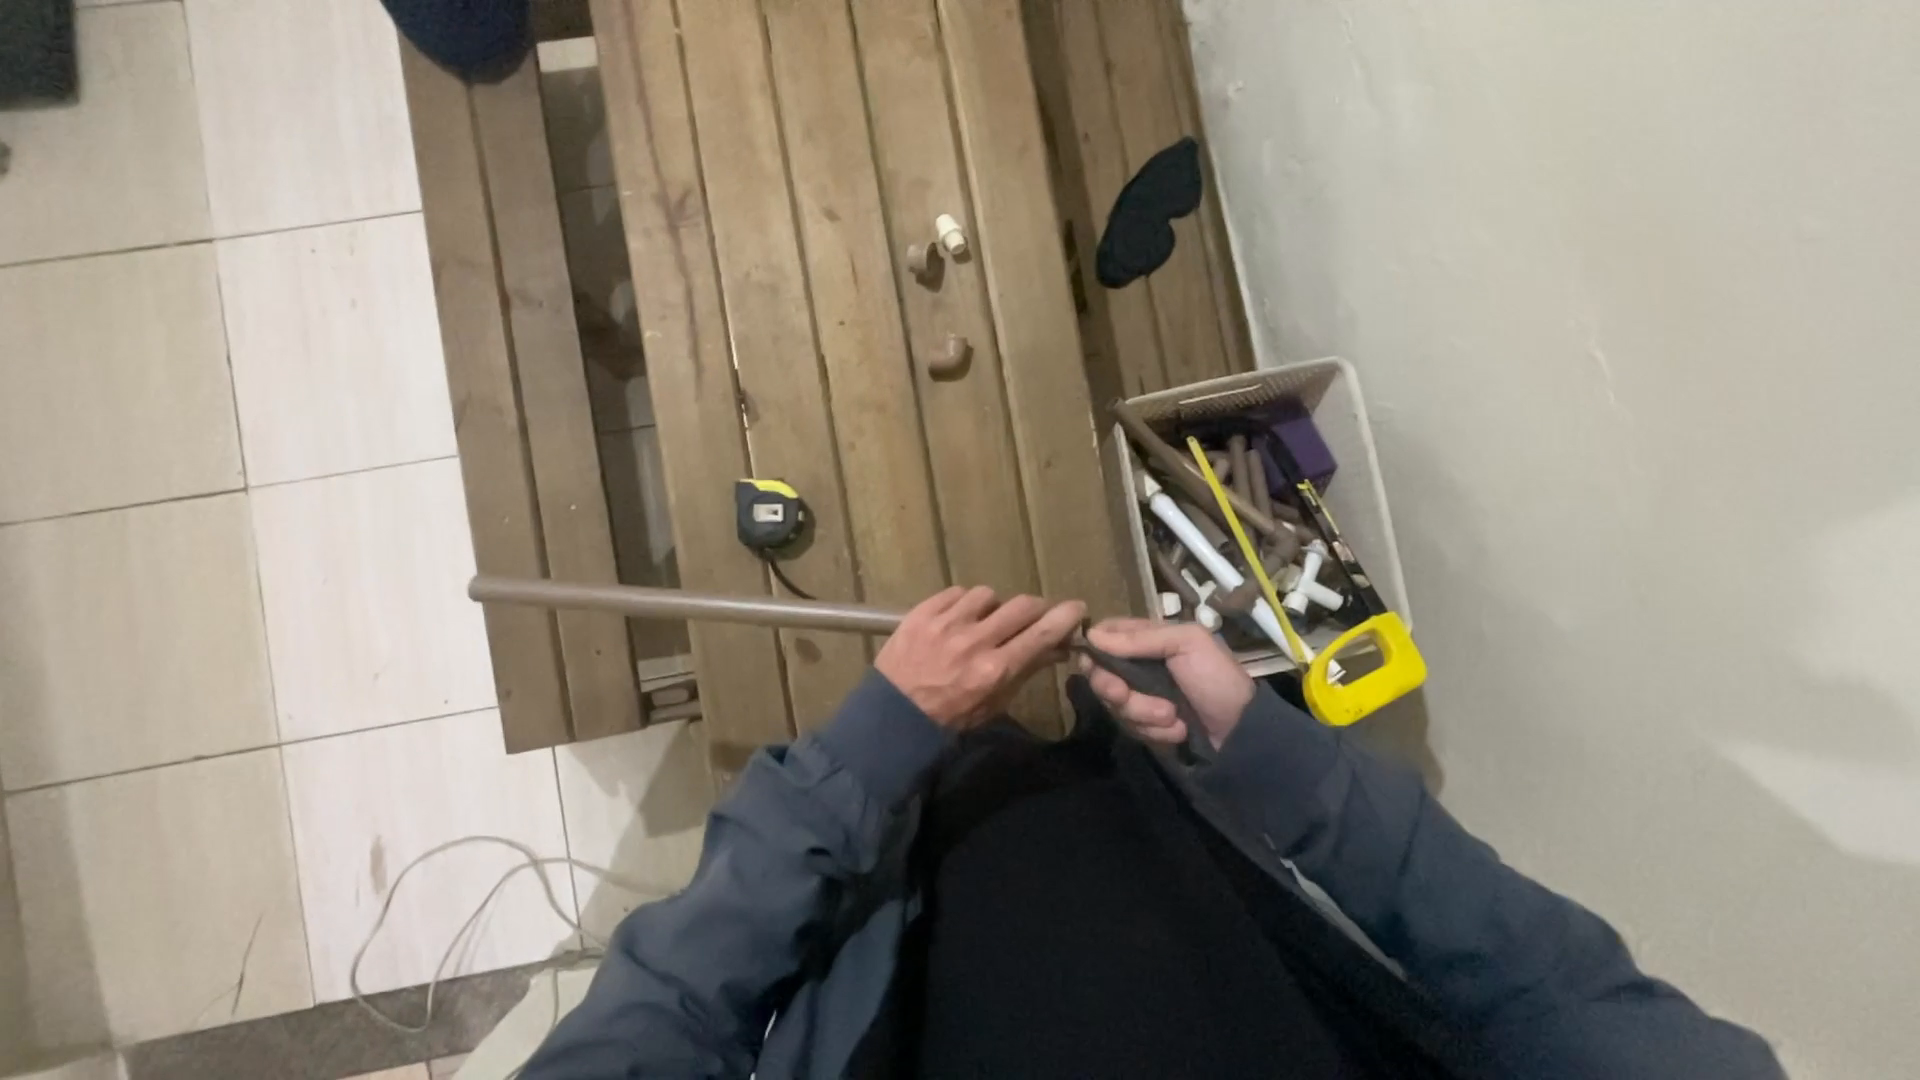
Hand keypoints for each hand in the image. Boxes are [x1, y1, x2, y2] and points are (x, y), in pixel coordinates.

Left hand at [875, 586, 1086, 731]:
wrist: (894, 716)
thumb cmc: (951, 717)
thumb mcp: (994, 703)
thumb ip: (1025, 670)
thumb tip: (1058, 647)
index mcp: (995, 669)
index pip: (1042, 633)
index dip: (1066, 617)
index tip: (1077, 608)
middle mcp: (974, 641)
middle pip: (1021, 605)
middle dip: (1035, 608)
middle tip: (1034, 615)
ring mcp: (946, 623)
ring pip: (988, 595)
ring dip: (994, 606)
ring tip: (985, 621)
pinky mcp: (922, 612)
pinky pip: (956, 593)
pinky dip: (964, 603)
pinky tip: (959, 618)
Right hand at [1079, 618, 1253, 748]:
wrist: (1241, 732)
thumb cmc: (1217, 678)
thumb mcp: (1186, 643)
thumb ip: (1141, 638)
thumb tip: (1091, 635)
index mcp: (1147, 640)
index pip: (1104, 636)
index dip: (1093, 650)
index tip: (1094, 663)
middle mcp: (1138, 667)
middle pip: (1099, 675)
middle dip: (1113, 689)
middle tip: (1124, 695)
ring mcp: (1140, 698)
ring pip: (1114, 705)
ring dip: (1142, 713)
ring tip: (1173, 717)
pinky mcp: (1145, 727)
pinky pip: (1130, 728)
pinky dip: (1154, 732)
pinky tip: (1177, 731)